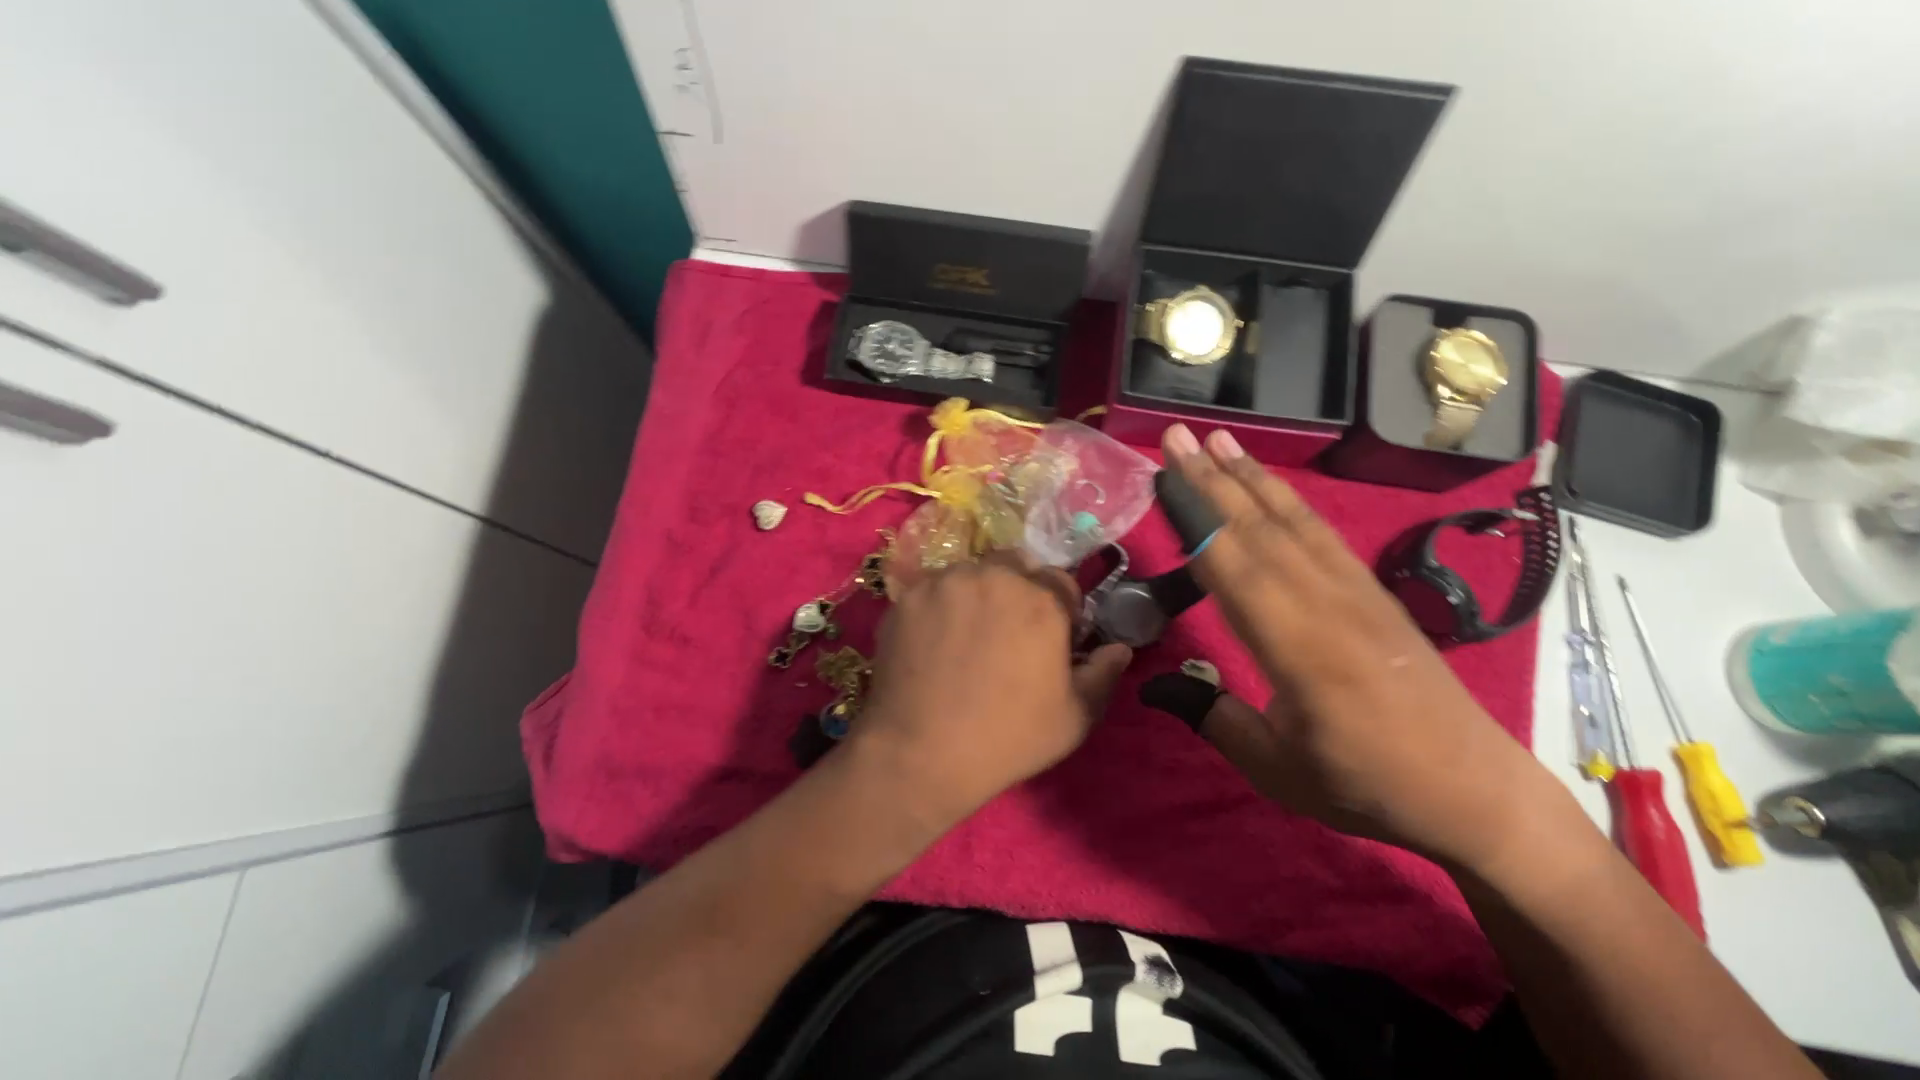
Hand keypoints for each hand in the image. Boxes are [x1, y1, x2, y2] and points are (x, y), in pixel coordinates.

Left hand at [851, 552, 1132, 827]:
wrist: (919, 754)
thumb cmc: (1007, 740)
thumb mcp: (1074, 718)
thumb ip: (1103, 675)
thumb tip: (1119, 648)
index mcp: (1042, 601)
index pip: (1062, 581)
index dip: (1061, 609)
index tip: (1051, 638)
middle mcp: (994, 577)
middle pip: (1016, 565)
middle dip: (1019, 589)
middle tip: (1008, 633)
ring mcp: (944, 583)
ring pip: (971, 573)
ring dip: (977, 593)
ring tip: (967, 637)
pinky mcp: (906, 597)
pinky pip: (933, 590)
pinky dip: (939, 607)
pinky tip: (934, 643)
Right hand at [1159, 424, 1561, 872]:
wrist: (1470, 789)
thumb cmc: (1365, 785)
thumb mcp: (1276, 769)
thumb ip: (1215, 719)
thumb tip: (1159, 685)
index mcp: (1297, 649)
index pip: (1232, 568)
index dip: (1195, 517)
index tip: (1165, 474)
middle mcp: (1327, 606)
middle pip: (1260, 530)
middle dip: (1213, 479)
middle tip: (1178, 434)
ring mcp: (1356, 595)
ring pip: (1295, 523)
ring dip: (1253, 478)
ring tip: (1221, 440)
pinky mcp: (1374, 596)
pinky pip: (1324, 537)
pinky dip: (1293, 504)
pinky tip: (1274, 489)